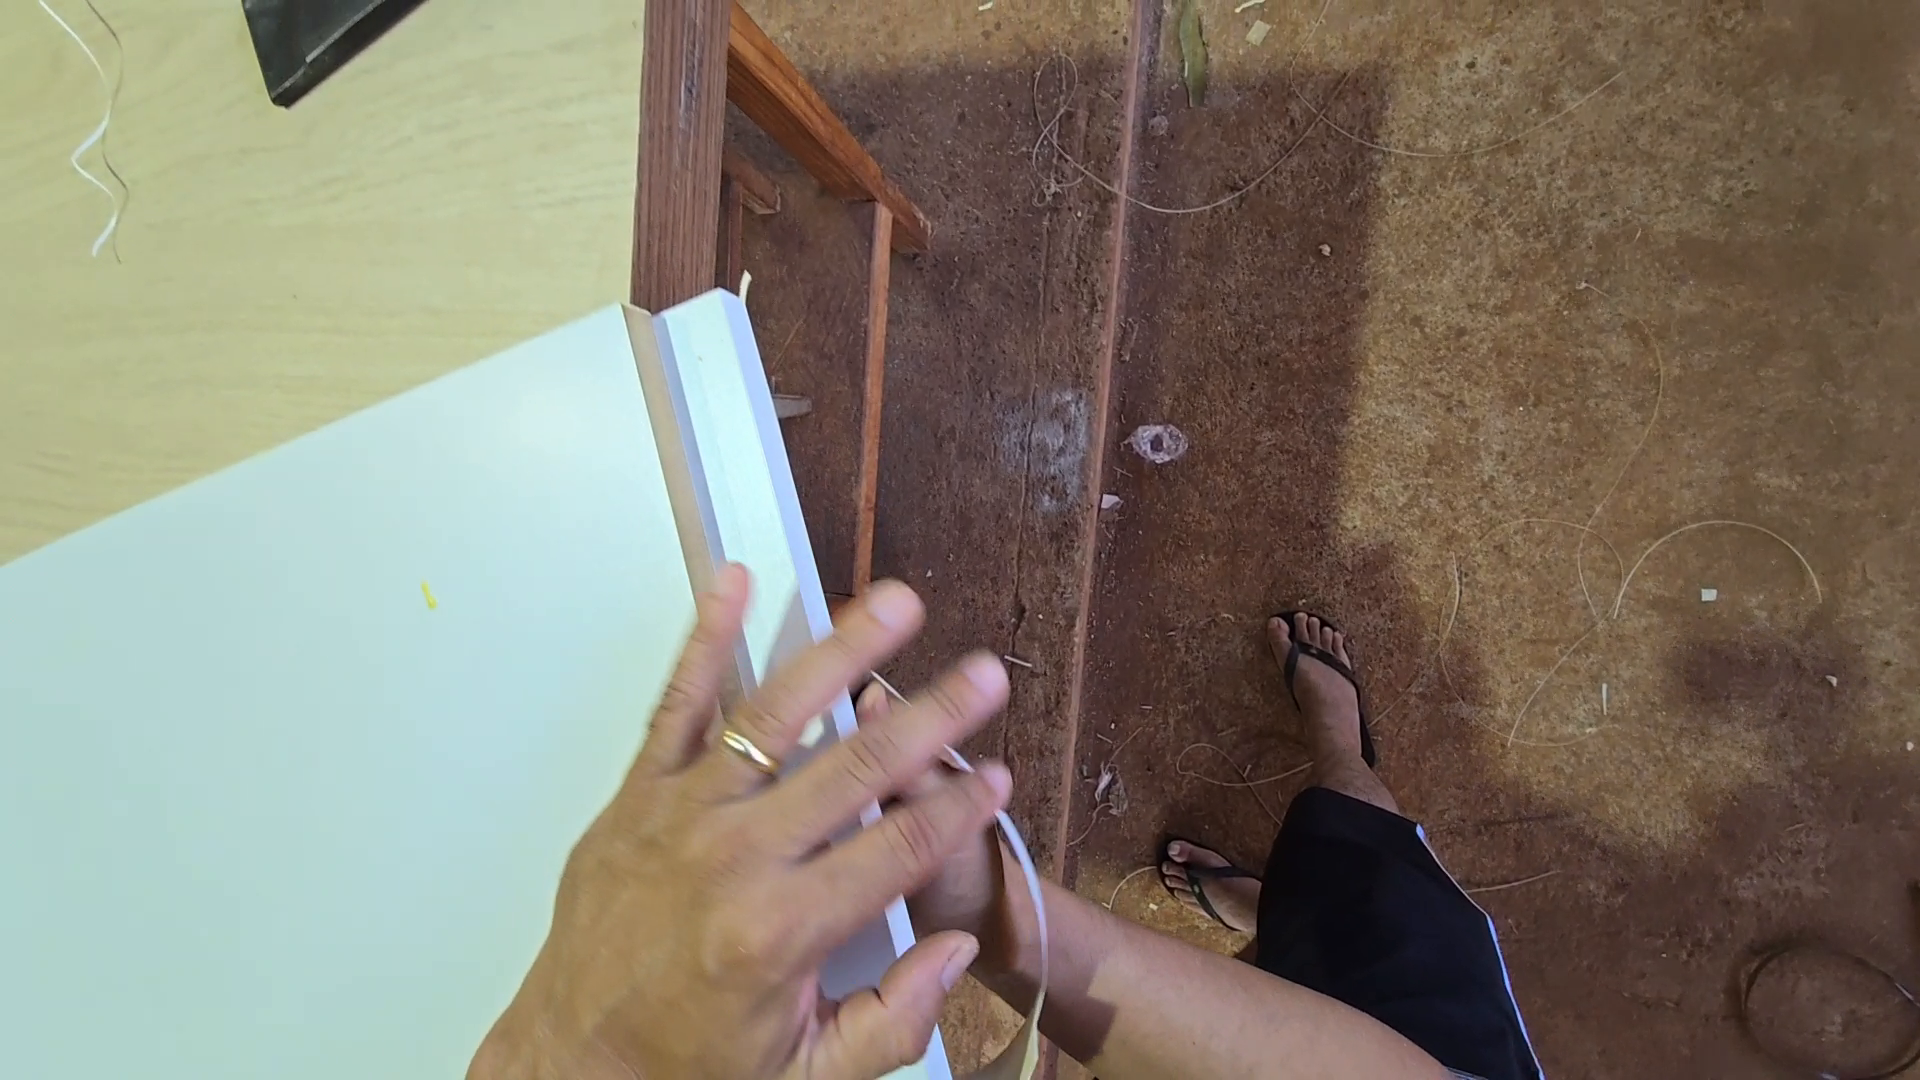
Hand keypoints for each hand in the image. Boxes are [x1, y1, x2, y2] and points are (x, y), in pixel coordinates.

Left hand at [469, 566, 1013, 1079]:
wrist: (564, 1072)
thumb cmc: (686, 1073)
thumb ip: (893, 1022)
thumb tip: (953, 949)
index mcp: (781, 932)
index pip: (898, 850)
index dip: (958, 811)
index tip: (996, 774)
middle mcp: (736, 858)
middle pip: (856, 769)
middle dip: (933, 717)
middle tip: (982, 674)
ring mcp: (684, 811)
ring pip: (776, 713)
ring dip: (842, 651)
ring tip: (892, 605)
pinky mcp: (641, 791)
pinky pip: (676, 703)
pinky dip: (706, 638)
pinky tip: (736, 584)